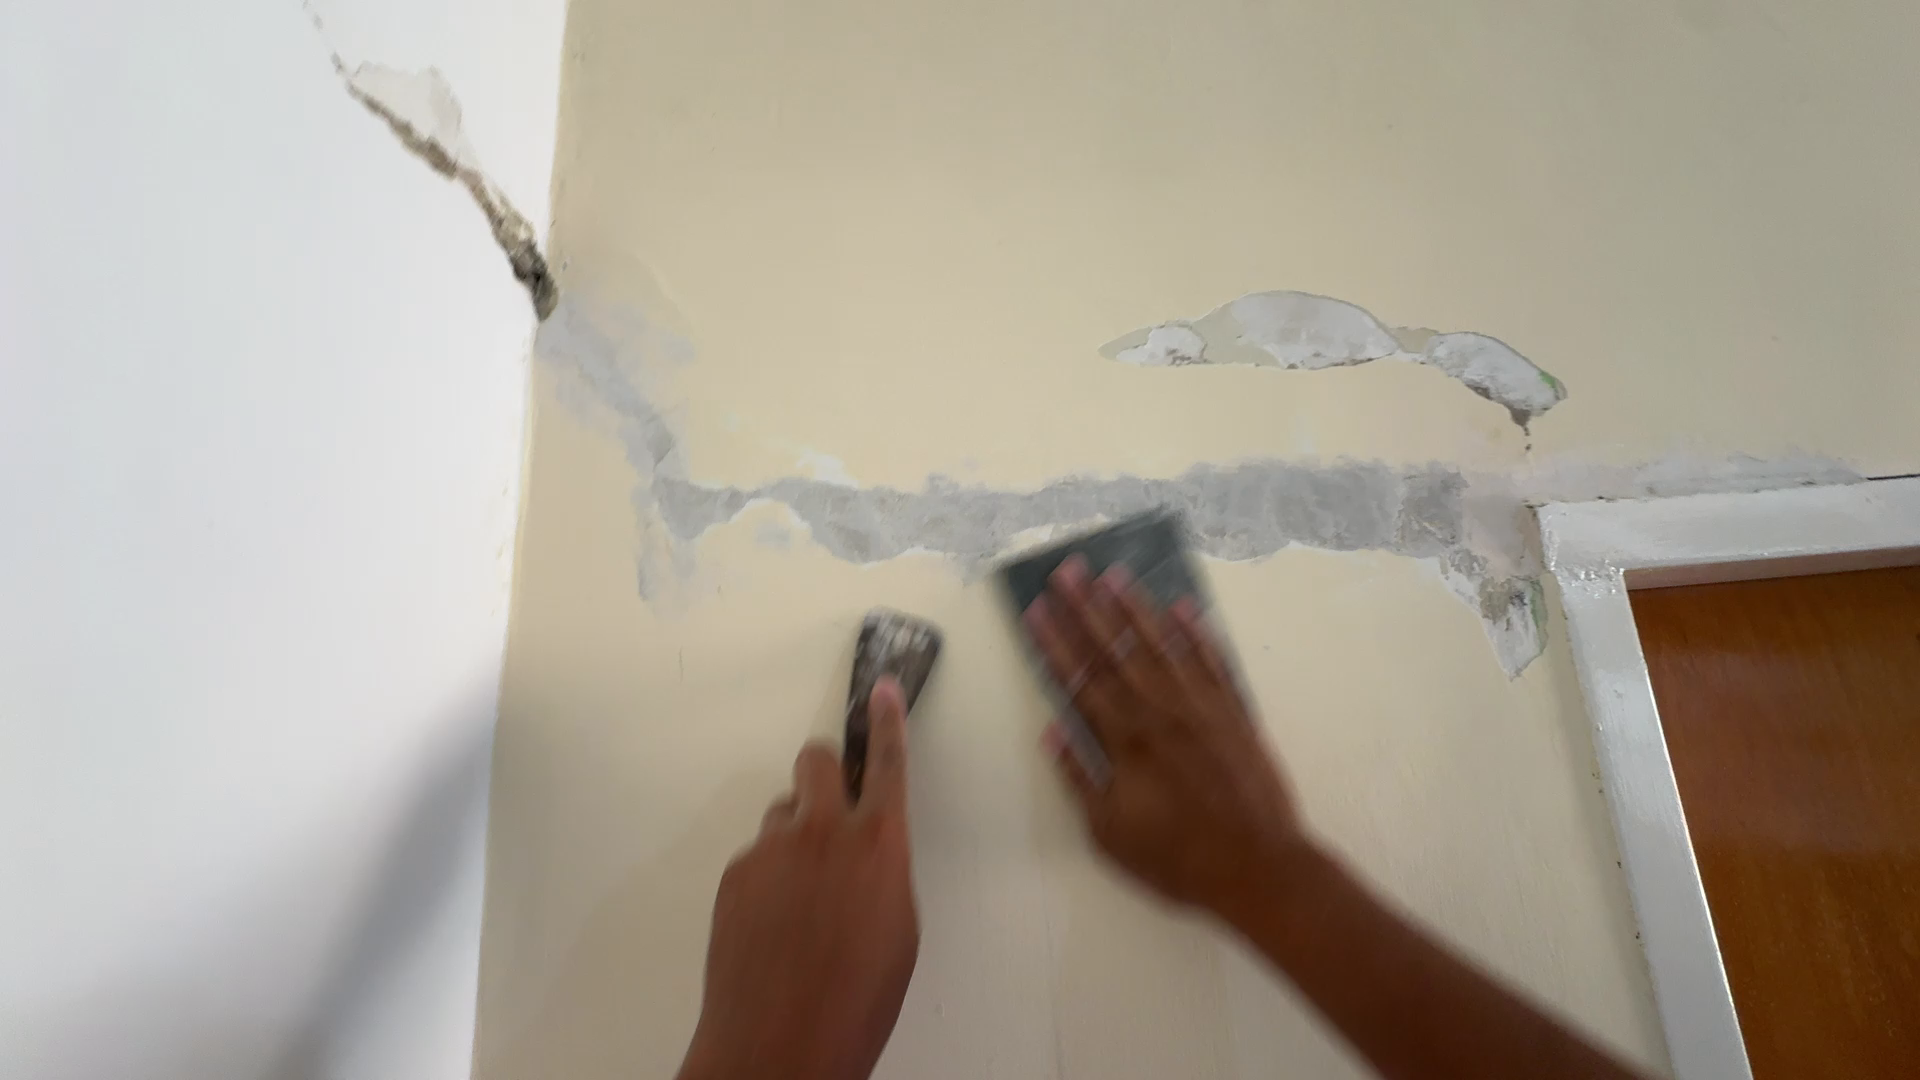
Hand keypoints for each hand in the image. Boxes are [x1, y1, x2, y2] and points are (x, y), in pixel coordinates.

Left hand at [677, 678, 918, 1079]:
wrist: (778, 1049)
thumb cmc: (862, 998)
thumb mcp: (900, 928)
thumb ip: (884, 867)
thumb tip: (867, 848)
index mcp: (879, 842)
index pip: (888, 763)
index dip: (887, 720)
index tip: (881, 687)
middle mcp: (825, 830)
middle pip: (817, 760)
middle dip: (825, 771)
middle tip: (828, 810)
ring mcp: (773, 848)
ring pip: (784, 811)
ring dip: (795, 834)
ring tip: (798, 895)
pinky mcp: (736, 872)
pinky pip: (758, 853)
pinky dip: (768, 873)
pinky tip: (770, 923)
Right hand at [1022, 556, 1309, 917]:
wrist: (1261, 871)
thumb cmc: (1177, 857)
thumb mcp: (1109, 834)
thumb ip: (1079, 778)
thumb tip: (1051, 730)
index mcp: (1126, 740)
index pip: (1081, 679)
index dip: (1055, 643)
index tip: (1036, 609)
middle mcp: (1160, 711)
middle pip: (1116, 650)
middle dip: (1087, 608)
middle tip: (1068, 571)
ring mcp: (1201, 707)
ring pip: (1162, 645)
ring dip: (1135, 607)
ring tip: (1114, 572)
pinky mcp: (1234, 712)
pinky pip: (1213, 662)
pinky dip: (1197, 632)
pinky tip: (1182, 605)